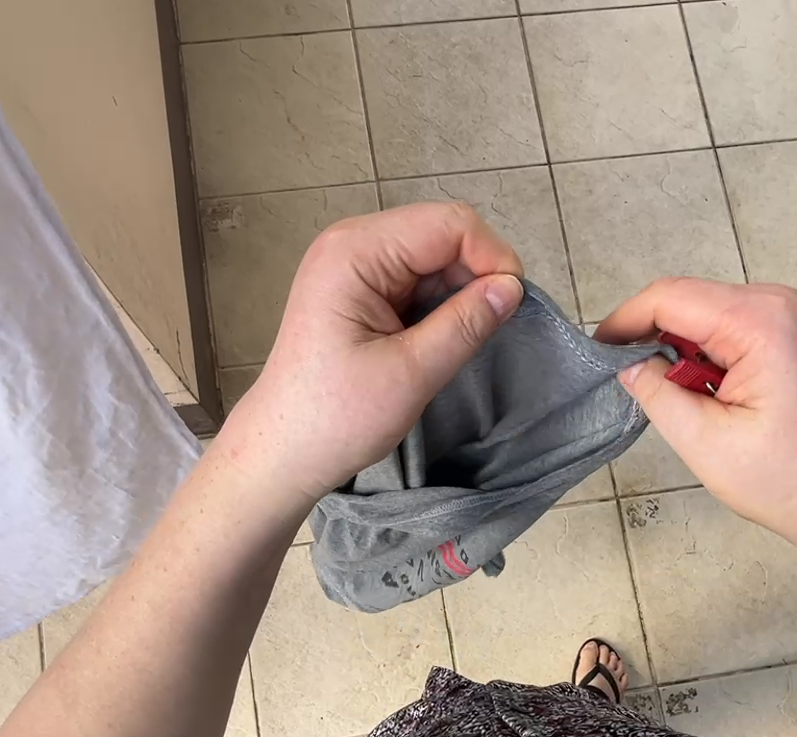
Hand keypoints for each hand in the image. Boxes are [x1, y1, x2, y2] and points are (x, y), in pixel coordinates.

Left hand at [213, 202, 523, 507]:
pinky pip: (414, 282)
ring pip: (431, 259)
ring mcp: (352, 268)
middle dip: (476, 274)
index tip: (512, 306)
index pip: (449, 224)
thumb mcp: (411, 373)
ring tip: (464, 338)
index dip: (491, 257)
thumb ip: (465, 325)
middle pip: (440, 234)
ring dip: (458, 292)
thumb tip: (513, 289)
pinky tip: (441, 338)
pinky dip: (438, 305)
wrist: (283, 452)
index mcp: (357, 252)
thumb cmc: (337, 417)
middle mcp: (352, 245)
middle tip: (491, 328)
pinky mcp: (358, 293)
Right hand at [597, 279, 796, 572]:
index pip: (671, 297)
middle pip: (689, 300)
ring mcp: (792, 315)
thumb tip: (626, 364)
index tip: (594, 351)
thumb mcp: (705, 442)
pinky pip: (730, 328)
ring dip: (680, 350)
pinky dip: (705, 355)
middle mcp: (781, 303)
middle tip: (632, 385)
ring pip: (707, 314)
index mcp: (762, 322)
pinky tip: (705, 393)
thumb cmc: (787, 482)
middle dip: (652, 337)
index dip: (625, 320)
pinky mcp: (794, 333)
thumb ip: (656, 393)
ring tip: (677, 400)